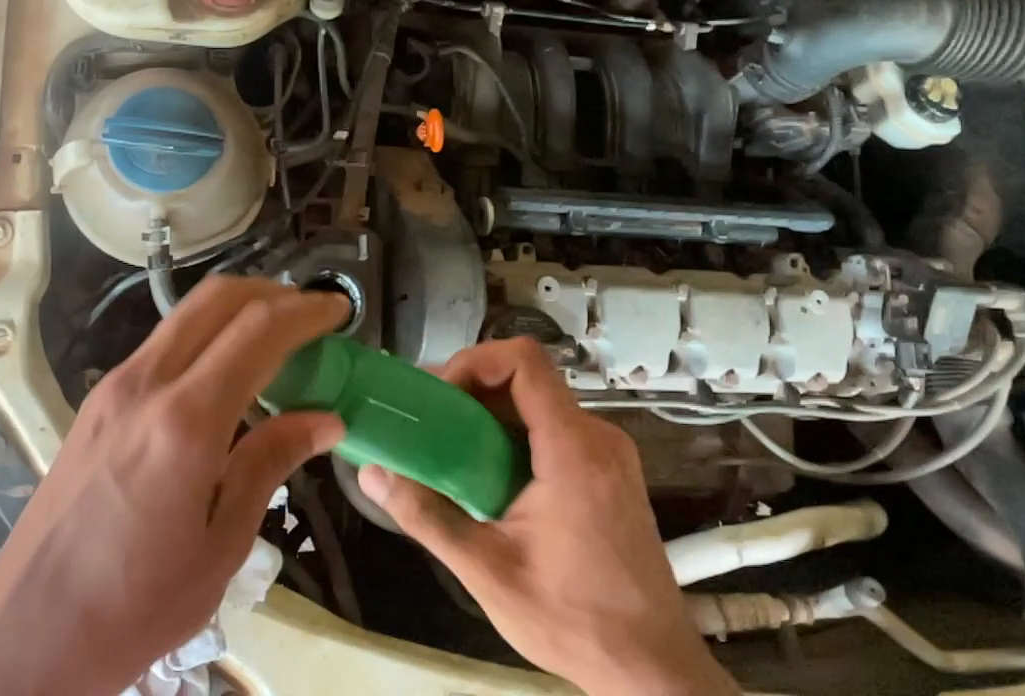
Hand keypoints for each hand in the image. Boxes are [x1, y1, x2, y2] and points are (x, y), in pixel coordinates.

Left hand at [0, 276, 349, 695]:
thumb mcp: (222, 544)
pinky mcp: (96, 402)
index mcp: (185, 421)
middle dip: (271, 292)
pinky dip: (204, 338)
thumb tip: (324, 418)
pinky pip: (161, 346)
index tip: (340, 311)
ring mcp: (113, 387)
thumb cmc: (136, 604)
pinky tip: (227, 376)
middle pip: (215, 300)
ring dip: (236, 312)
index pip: (258, 331)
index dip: (306, 311)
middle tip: (311, 316)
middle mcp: (145, 384)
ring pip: (184, 316)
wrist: (30, 629)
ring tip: (278, 342)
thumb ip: (270, 463)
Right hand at [357, 338, 736, 695]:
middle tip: (426, 421)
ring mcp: (610, 455)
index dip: (473, 360)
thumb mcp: (487, 570)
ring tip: (446, 448)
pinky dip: (514, 437)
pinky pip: (555, 431)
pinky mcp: (610, 475)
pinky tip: (485, 477)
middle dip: (470, 390)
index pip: (523, 361)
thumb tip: (372, 473)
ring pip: (540, 404)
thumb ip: (426, 515)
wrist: (652, 669)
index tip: (437, 395)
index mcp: (573, 448)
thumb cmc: (573, 620)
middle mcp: (598, 438)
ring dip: (489, 415)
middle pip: (527, 379)